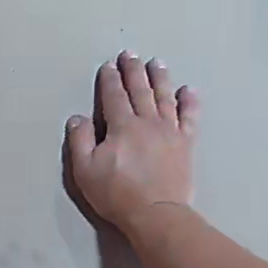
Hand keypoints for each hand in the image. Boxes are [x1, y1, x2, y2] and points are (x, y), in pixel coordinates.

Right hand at [65, 51, 200, 234]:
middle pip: (139, 90)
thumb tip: (77, 118)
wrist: (156, 212)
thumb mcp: (85, 170)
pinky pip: (189, 117)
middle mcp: (147, 122)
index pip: (113, 96)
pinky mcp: (185, 144)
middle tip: (130, 54)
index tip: (108, 66)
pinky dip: (189, 102)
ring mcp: (170, 131)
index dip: (109, 80)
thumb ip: (80, 141)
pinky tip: (188, 91)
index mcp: (121, 126)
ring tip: (156, 63)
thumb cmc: (116, 193)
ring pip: (164, 97)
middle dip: (133, 71)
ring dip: (159, 78)